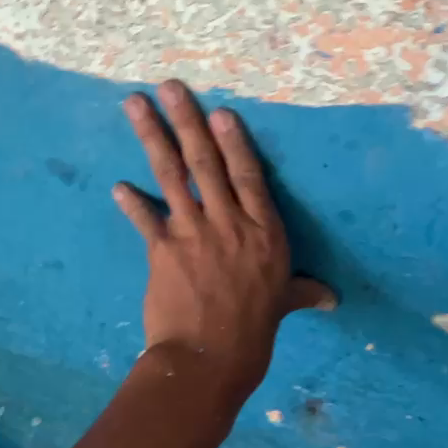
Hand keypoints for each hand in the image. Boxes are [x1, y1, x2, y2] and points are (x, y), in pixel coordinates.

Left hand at [115, 81, 335, 409]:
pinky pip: (146, 219)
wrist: (210, 361)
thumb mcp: (284, 305)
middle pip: (205, 162)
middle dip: (185, 120)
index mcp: (263, 232)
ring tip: (134, 105)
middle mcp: (228, 224)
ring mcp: (193, 234)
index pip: (248, 176)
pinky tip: (117, 185)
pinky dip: (131, 202)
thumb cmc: (254, 333)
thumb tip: (331, 299)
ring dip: (151, 137)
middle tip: (168, 86)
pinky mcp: (162, 252)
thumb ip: (303, 293)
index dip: (235, 141)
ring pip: (172, 176)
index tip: (220, 110)